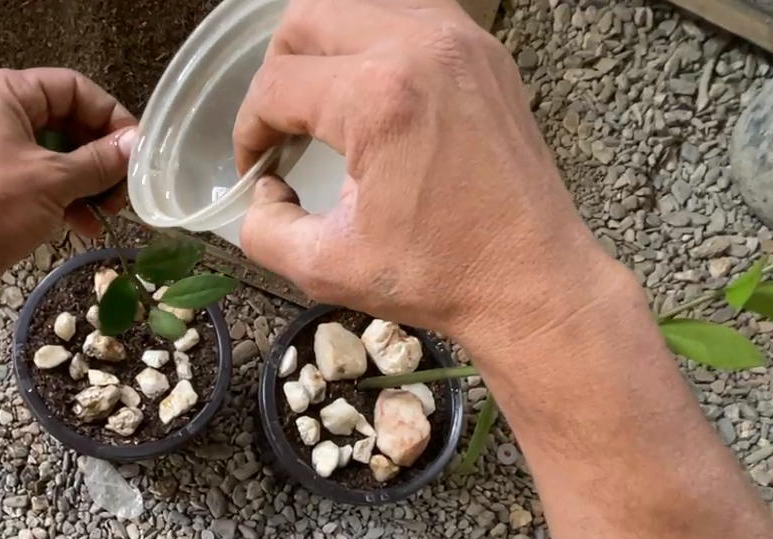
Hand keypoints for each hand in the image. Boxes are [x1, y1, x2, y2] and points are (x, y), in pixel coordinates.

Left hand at [0, 68, 138, 288]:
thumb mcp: (55, 180)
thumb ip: (99, 161)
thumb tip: (137, 145)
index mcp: (4, 92)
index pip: (72, 88)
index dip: (109, 116)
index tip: (135, 149)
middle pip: (65, 122)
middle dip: (99, 156)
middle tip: (124, 186)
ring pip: (55, 156)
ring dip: (87, 183)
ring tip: (110, 211)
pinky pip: (40, 181)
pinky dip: (66, 200)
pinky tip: (88, 226)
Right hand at [233, 0, 629, 363]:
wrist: (525, 278)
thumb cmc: (431, 276)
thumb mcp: (323, 267)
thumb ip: (264, 228)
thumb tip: (263, 190)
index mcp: (377, 98)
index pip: (275, 85)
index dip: (247, 132)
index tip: (255, 171)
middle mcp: (417, 45)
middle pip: (307, 17)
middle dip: (275, 75)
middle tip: (280, 133)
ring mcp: (458, 38)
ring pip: (357, 3)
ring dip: (322, 52)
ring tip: (321, 112)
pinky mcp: (481, 50)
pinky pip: (405, 13)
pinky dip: (371, 46)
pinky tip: (368, 102)